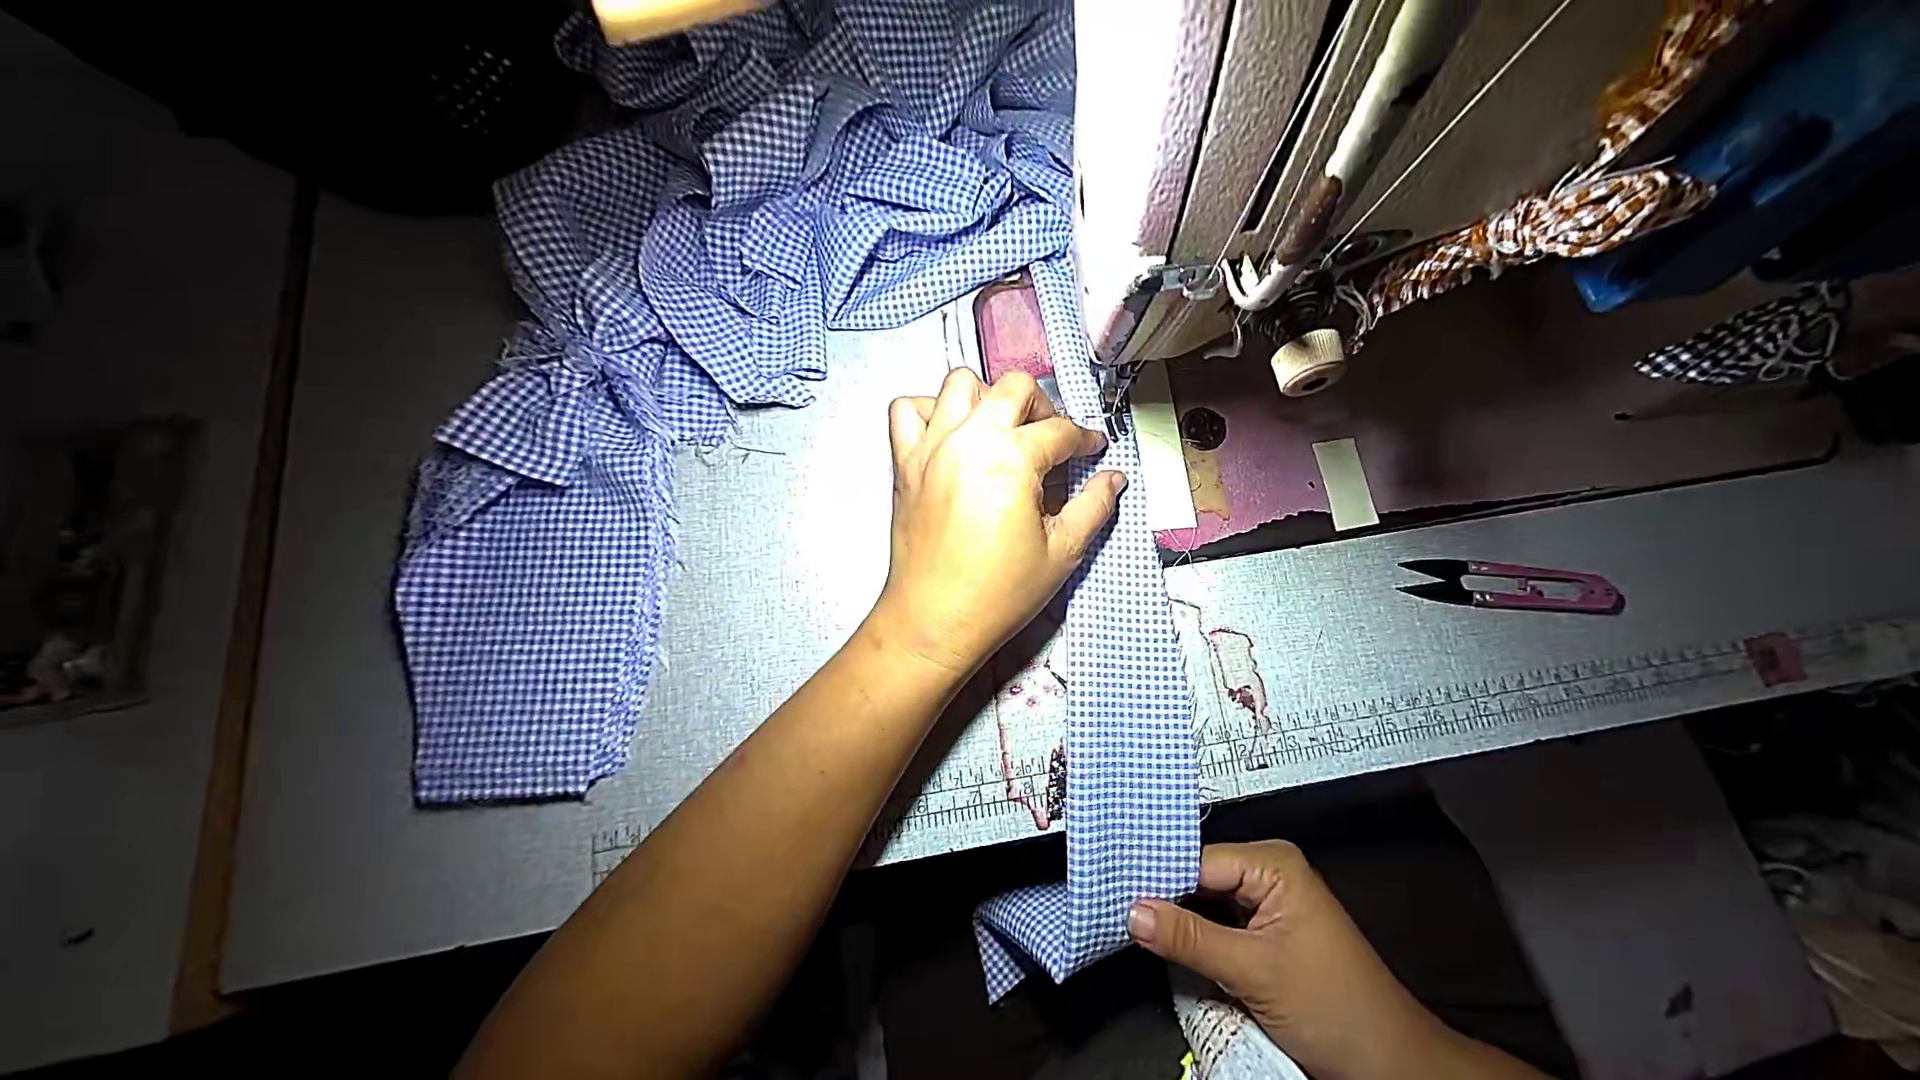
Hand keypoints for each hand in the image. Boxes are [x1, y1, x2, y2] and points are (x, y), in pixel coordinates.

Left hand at [867, 367, 1123, 680]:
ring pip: (960, 383)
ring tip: (1003, 429)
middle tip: (1051, 436)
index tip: (1090, 449)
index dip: (1084, 439)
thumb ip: (1093, 506)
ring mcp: (931, 449)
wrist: (933, 622)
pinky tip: (952, 433)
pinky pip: (907, 409)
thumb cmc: (992, 596)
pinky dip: (931, 409)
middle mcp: (967, 443)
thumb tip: (1112, 481)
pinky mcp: (906, 464)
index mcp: (1010, 462)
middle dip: (1042, 405)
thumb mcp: (1061, 552)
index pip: (1059, 430)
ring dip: (988, 397)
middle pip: (1013, 387)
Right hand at [1129, 842, 1547, 1079]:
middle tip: (1112, 902)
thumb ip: (1190, 939)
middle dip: (1163, 896)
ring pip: (1204, 900)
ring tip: (1126, 917)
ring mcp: (1265, 900)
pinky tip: (1160, 937)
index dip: (1157, 877)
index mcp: (1271, 863)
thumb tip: (1131, 912)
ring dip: (1175, 917)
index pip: (1198, 860)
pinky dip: (1193, 933)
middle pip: (1198, 876)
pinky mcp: (1263, 929)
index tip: (1113, 888)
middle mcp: (1266, 871)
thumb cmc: (1333, 1009)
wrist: (1394, 1066)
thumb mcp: (1254, 972)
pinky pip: (1217, 921)